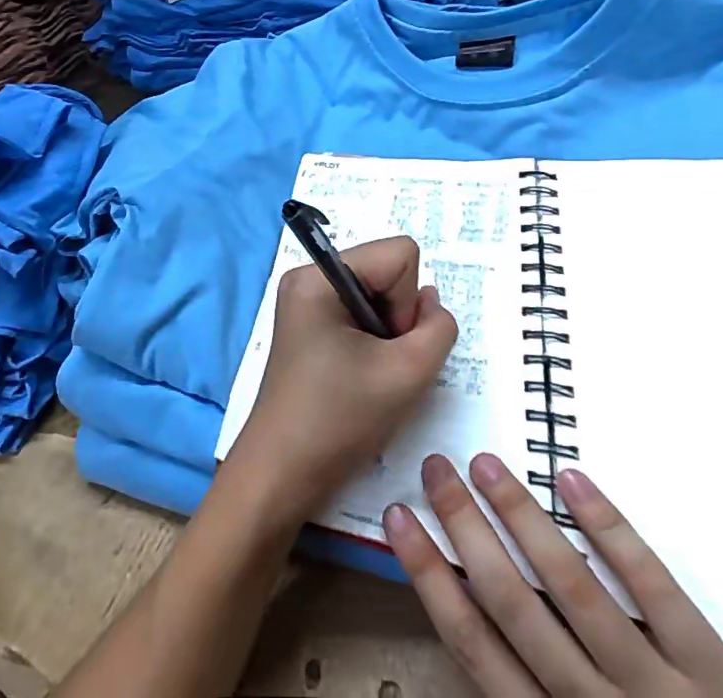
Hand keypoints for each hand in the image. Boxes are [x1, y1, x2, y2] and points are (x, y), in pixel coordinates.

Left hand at [223, 236, 458, 522]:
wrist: (284, 468)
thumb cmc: (340, 418)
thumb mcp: (408, 371)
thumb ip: (438, 326)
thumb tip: (429, 301)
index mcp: (318, 276)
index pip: (399, 253)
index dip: (408, 301)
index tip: (389, 344)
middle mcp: (306, 277)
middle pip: (385, 271)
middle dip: (397, 317)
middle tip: (380, 364)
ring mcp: (304, 301)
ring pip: (376, 295)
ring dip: (387, 333)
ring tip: (369, 374)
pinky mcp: (308, 325)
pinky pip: (358, 313)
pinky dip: (372, 341)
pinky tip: (360, 375)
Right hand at [386, 454, 722, 697]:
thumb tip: (467, 630)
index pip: (472, 643)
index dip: (430, 576)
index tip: (400, 519)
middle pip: (512, 604)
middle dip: (466, 529)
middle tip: (436, 470)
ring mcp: (660, 693)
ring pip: (573, 589)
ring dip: (522, 518)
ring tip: (486, 466)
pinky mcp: (722, 678)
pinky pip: (657, 592)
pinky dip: (612, 533)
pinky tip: (573, 482)